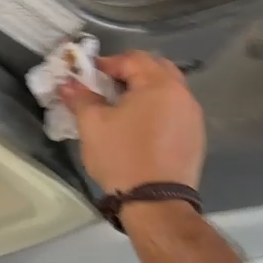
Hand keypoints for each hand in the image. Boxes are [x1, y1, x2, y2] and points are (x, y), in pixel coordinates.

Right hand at [59, 51, 205, 193]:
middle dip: (129, 72)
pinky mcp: (195, 137)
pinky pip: (174, 110)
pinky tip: (139, 127)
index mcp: (159, 85)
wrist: (156, 203)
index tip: (87, 76)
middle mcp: (182, 95)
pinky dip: (156, 109)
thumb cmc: (121, 156)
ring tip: (121, 107)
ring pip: (168, 90)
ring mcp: (193, 117)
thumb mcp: (92, 124)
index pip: (132, 59)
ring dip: (144, 90)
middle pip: (156, 68)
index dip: (106, 63)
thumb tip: (67, 84)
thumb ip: (81, 98)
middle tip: (106, 86)